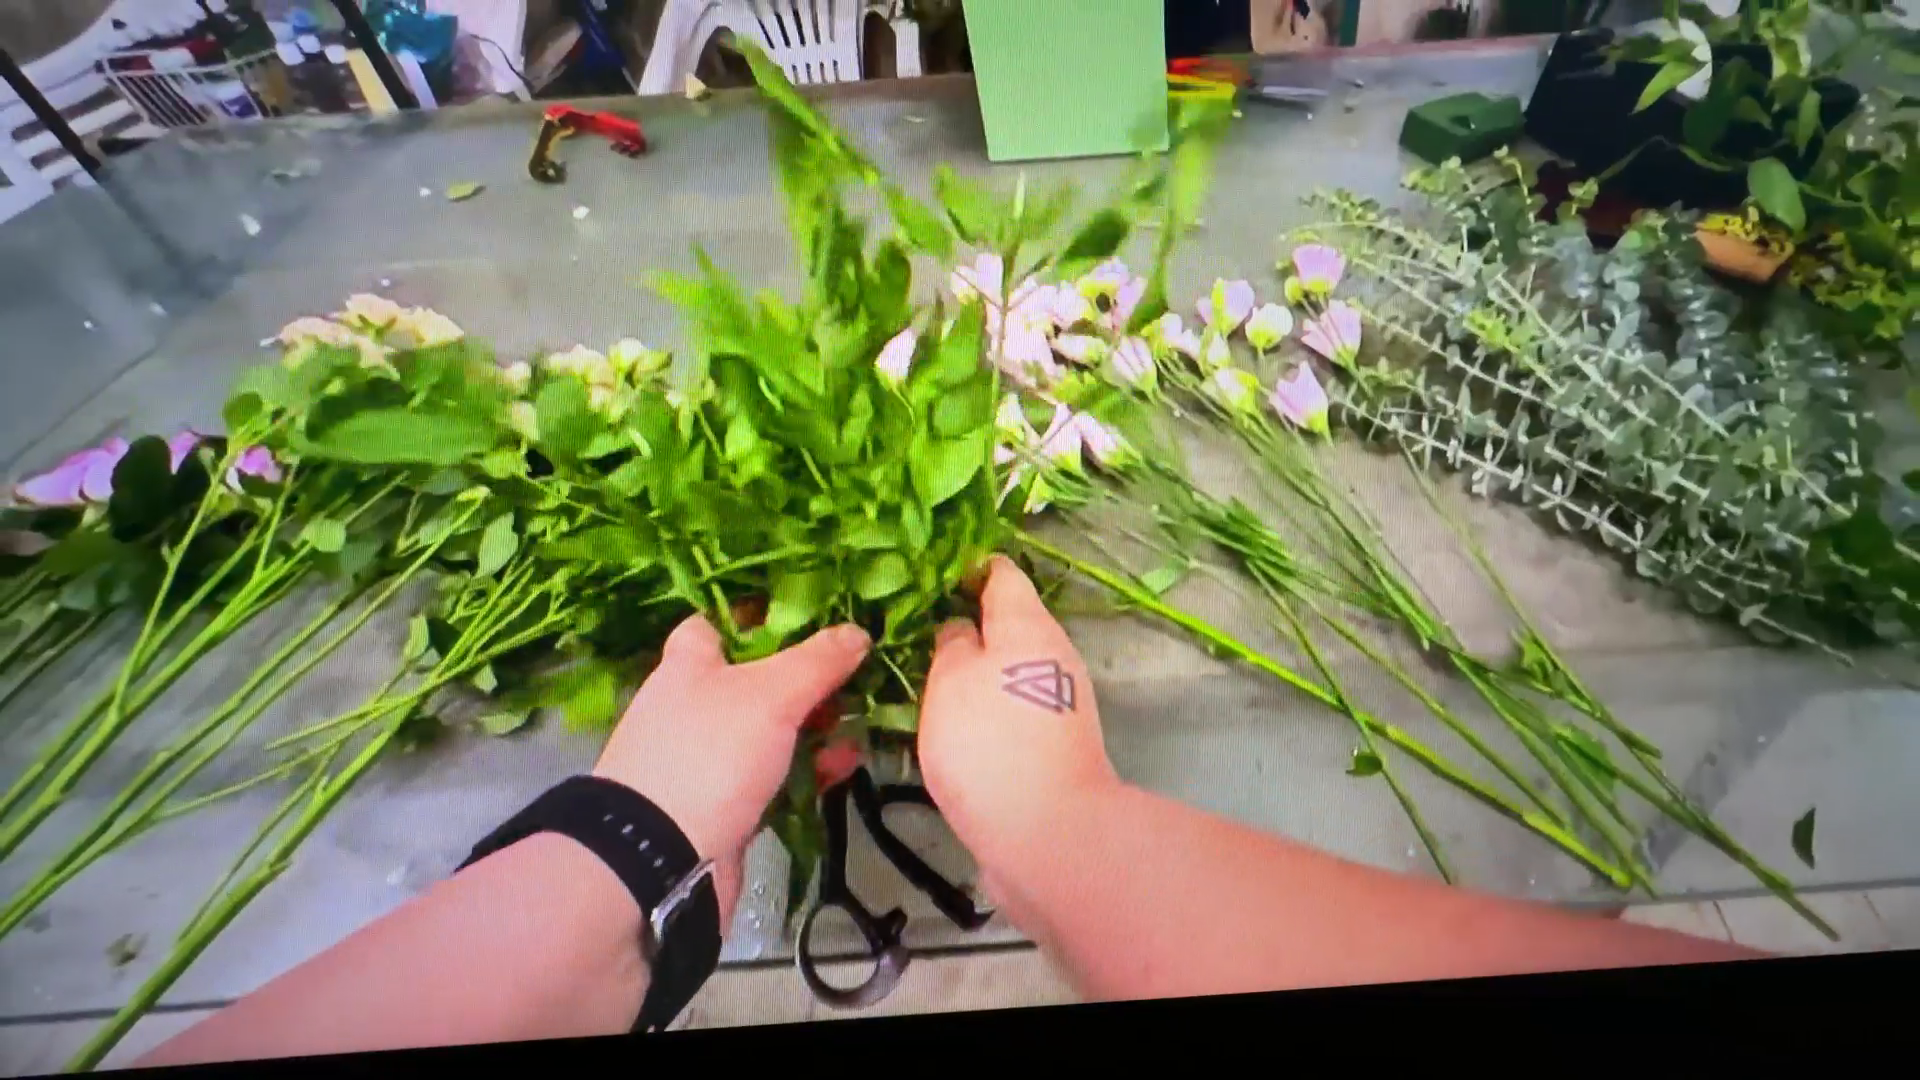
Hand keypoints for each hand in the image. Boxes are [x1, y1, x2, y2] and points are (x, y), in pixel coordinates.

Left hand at [592, 615, 869, 921]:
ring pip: (773, 728)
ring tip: (862, 721)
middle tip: (856, 671)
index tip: (808, 615)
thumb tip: (859, 631)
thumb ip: (818, 660)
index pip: (717, 622)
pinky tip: (845, 765)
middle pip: (758, 676)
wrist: (658, 863)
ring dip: (818, 724)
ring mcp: (710, 758)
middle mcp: (696, 706)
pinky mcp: (727, 802)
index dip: (758, 615)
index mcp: (691, 665)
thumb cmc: (709, 755)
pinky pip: (777, 773)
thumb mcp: (771, 694)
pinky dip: (810, 767)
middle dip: (809, 675)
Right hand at [918, 555, 1120, 862]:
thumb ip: (953, 644)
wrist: (1049, 834)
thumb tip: (961, 628)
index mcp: (1028, 625)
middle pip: (1008, 620)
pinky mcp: (1055, 738)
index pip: (1002, 573)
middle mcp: (1052, 653)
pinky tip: (954, 721)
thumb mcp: (951, 681)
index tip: (930, 576)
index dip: (966, 568)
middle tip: (915, 630)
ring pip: (1010, 665)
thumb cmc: (991, 743)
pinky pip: (1014, 703)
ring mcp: (1058, 698)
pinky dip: (987, 703)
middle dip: (966, 622)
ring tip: (925, 675)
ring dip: (974, 667)